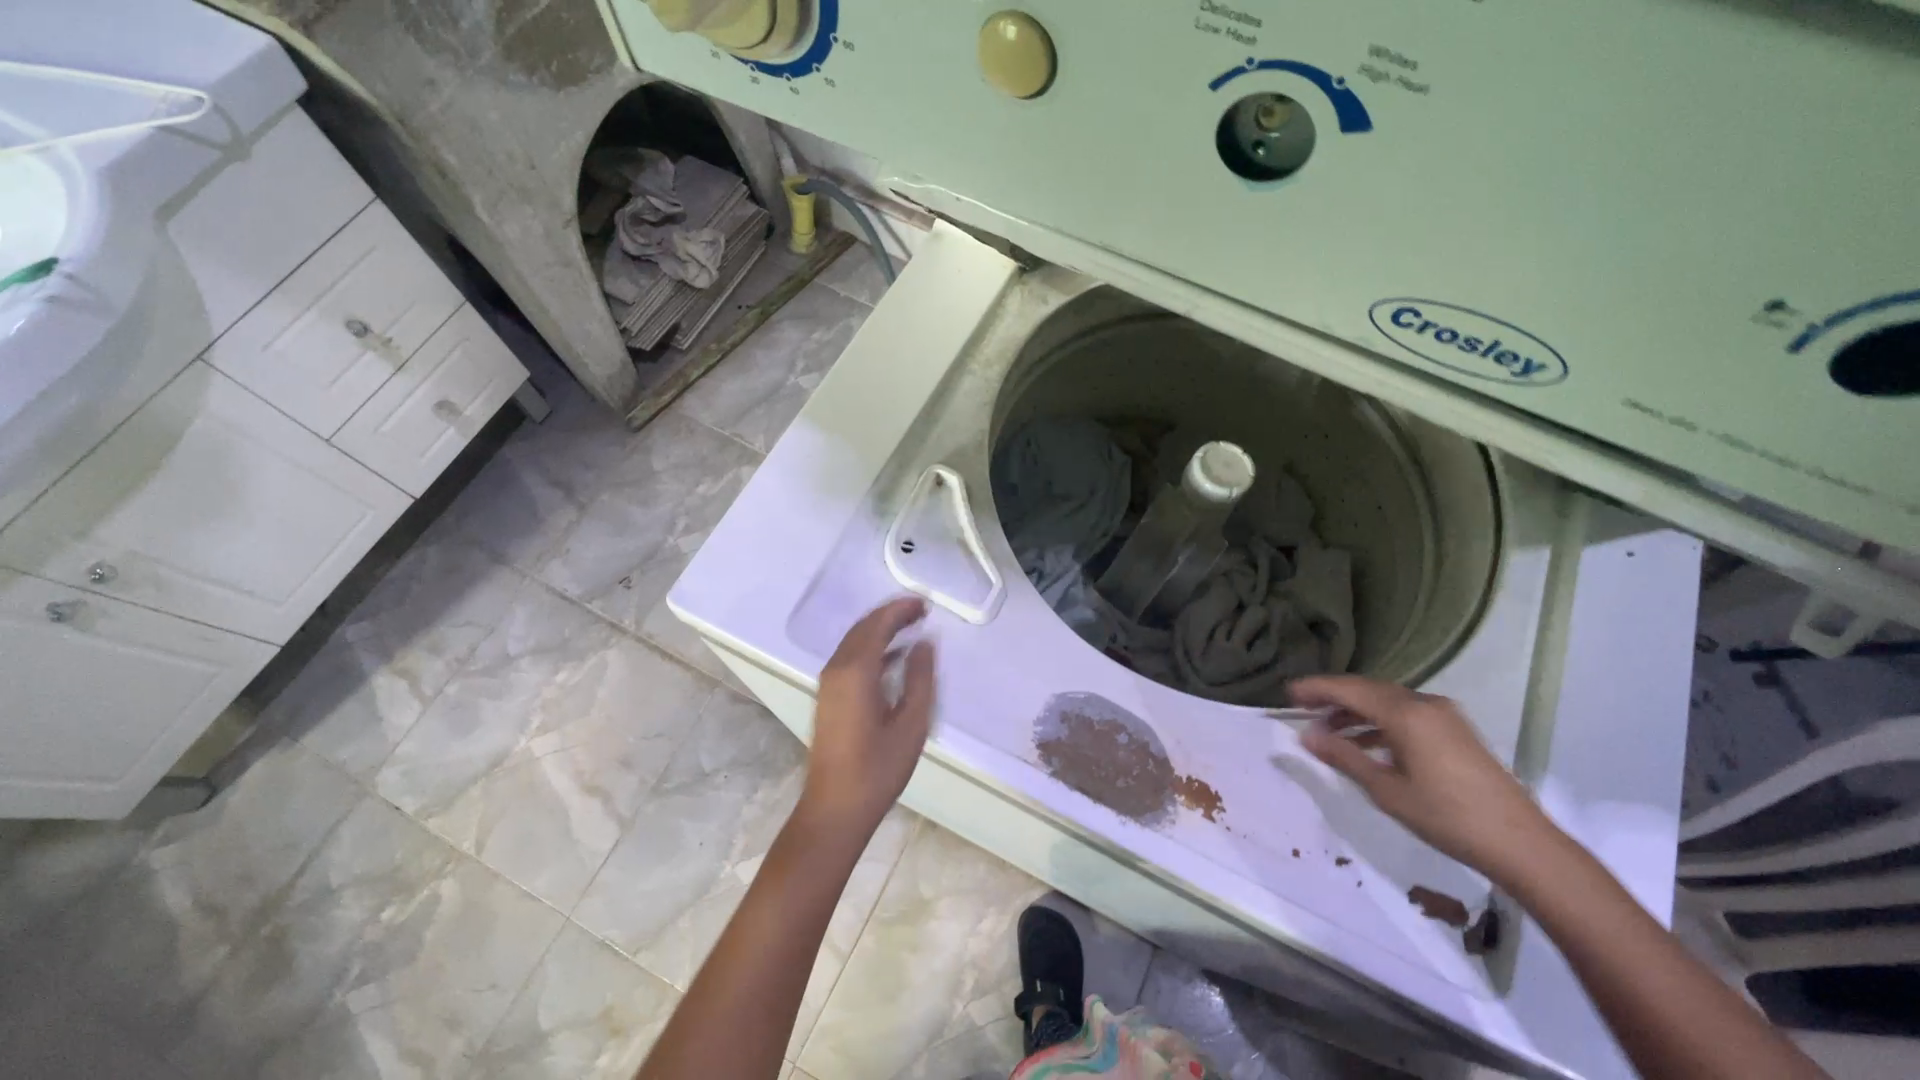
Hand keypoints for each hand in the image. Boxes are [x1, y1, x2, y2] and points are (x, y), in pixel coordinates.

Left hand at [800, 597, 936, 834]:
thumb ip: (920, 678)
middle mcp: (836, 670)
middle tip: (921, 611)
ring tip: (912, 628)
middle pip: (862, 629)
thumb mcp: (912, 724)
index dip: (900, 609)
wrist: (835, 807)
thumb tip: (924, 643)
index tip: (925, 604)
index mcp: (855, 672)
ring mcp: (828, 685)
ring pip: (854, 643)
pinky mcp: (828, 699)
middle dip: (890, 615)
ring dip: (880, 630)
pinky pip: (849, 659)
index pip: (877, 625)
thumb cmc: (878, 769)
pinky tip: (893, 659)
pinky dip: (871, 649)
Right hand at [1290, 676, 1553, 883]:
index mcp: (1407, 714)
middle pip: (1370, 690)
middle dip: (1335, 698)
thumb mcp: (1387, 790)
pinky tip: (1367, 744)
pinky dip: (1381, 723)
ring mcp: (1445, 716)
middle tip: (1303, 709)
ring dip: (1358, 712)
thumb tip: (1307, 736)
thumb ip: (1344, 758)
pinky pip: (1408, 715)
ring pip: (1390, 702)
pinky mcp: (1456, 731)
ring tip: (1329, 731)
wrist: (1519, 842)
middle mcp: (1426, 704)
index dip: (1317, 689)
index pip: (1351, 690)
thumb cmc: (1446, 817)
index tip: (1288, 693)